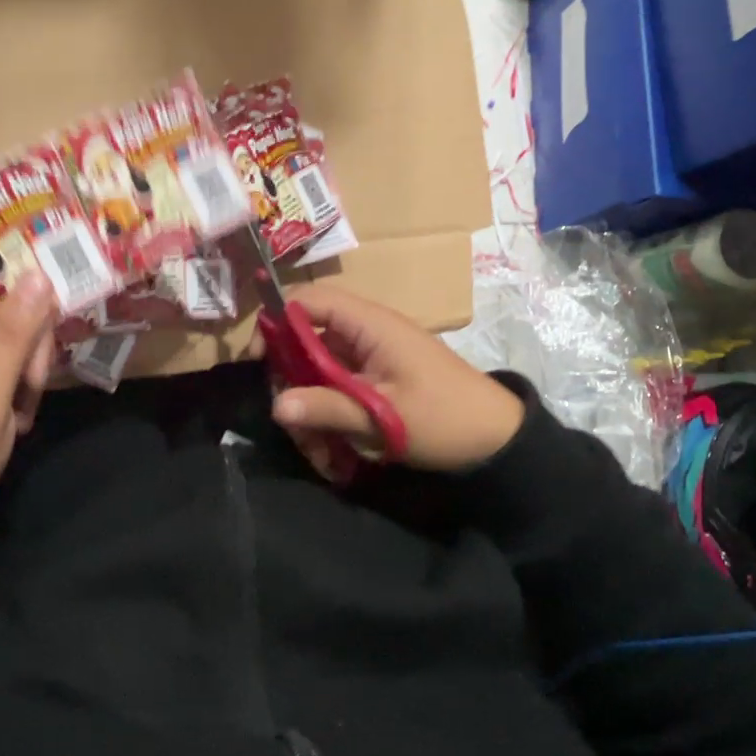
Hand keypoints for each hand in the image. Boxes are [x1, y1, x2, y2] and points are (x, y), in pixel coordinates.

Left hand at [0, 273, 57, 558]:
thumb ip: (12, 340)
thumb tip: (38, 273)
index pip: (1, 292)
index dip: (33, 324)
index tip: (37, 369)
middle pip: (7, 320)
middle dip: (28, 362)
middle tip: (23, 404)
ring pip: (4, 348)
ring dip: (21, 384)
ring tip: (14, 422)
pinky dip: (6, 395)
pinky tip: (7, 423)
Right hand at [270, 284, 523, 474]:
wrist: (497, 440)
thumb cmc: (444, 418)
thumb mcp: (383, 417)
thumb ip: (328, 408)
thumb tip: (275, 406)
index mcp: (370, 325)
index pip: (309, 301)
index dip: (277, 321)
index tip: (258, 360)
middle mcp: (365, 334)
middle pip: (306, 341)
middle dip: (290, 382)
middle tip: (290, 421)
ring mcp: (370, 359)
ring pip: (317, 372)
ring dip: (309, 408)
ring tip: (317, 451)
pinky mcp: (375, 382)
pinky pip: (336, 390)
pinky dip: (328, 416)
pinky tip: (332, 453)